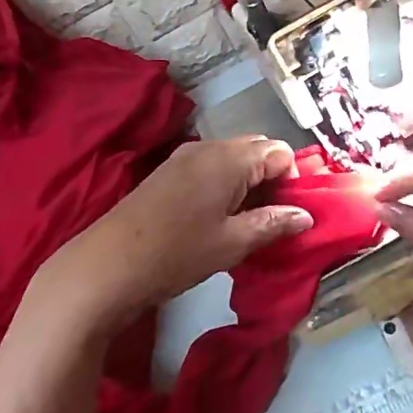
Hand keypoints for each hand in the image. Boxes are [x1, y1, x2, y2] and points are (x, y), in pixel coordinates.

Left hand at [45, 137, 313, 332]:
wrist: (107, 265)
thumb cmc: (177, 253)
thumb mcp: (233, 243)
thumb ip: (273, 223)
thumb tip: (305, 216)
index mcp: (229, 158)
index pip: (280, 151)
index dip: (293, 179)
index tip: (290, 213)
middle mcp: (208, 147)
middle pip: (256, 150)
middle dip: (272, 179)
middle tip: (272, 218)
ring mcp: (184, 158)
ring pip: (233, 159)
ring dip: (248, 183)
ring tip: (247, 222)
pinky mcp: (168, 172)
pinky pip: (211, 167)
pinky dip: (225, 185)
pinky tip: (218, 218)